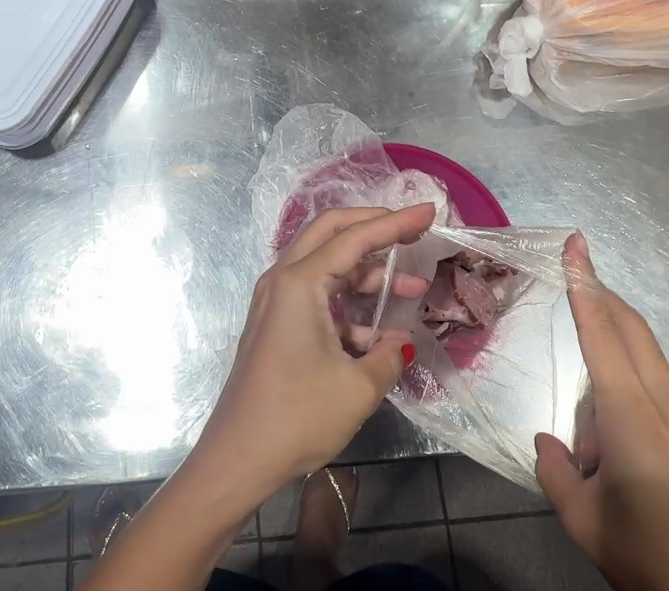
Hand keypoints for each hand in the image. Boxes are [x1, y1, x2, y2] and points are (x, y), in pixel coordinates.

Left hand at [191, 204, 434, 500]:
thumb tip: (400, 342)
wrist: (239, 457)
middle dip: (375, 228)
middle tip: (414, 230)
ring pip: (326, 265)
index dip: (395, 223)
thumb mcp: (358, 387)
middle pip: (332, 233)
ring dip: (368, 273)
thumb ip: (388, 355)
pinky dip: (350, 304)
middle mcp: (283, 280)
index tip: (429, 211)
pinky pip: (318, 296)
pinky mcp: (276, 323)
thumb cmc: (298, 417)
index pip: (354, 237)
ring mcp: (275, 301)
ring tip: (413, 289)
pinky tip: (380, 333)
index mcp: (299, 282)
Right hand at [535, 232, 668, 590]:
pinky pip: (661, 393)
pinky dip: (631, 391)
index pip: (602, 334)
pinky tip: (619, 448)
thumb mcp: (582, 521)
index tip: (576, 247)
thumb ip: (555, 471)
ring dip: (613, 358)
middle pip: (634, 332)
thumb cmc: (648, 560)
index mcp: (632, 418)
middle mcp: (668, 407)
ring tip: (593, 443)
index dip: (584, 286)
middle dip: (603, 296)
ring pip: (648, 362)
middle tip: (574, 270)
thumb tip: (548, 443)